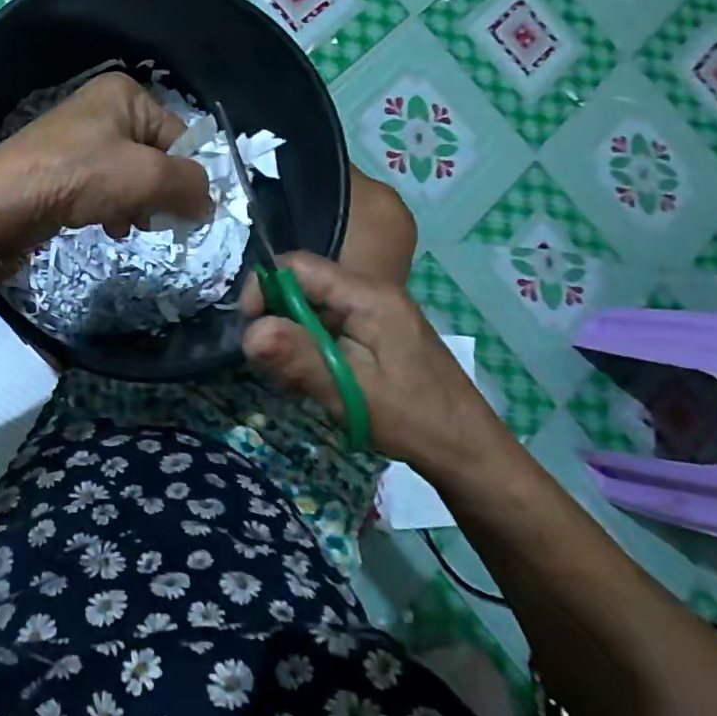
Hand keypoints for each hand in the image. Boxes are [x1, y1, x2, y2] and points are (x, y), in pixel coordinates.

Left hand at [0, 73, 212, 255]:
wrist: (1, 205)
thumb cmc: (78, 178)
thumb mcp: (147, 177)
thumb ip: (191, 186)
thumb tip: (209, 205)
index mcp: (127, 94)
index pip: (181, 139)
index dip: (187, 178)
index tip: (186, 214)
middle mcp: (106, 108)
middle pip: (158, 159)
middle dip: (159, 194)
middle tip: (149, 219)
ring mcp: (82, 138)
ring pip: (133, 177)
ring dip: (137, 206)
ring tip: (123, 224)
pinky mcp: (65, 166)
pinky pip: (107, 187)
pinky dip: (113, 208)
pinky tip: (105, 226)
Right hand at [241, 252, 509, 474]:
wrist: (467, 449)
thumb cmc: (412, 419)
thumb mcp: (350, 390)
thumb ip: (299, 358)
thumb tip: (248, 333)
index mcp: (368, 295)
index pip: (299, 266)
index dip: (265, 288)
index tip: (250, 330)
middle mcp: (370, 293)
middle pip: (304, 287)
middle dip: (278, 322)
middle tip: (274, 368)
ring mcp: (374, 313)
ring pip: (313, 310)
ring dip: (294, 341)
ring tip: (295, 384)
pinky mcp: (375, 333)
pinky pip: (329, 328)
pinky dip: (312, 350)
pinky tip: (315, 384)